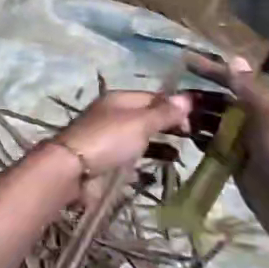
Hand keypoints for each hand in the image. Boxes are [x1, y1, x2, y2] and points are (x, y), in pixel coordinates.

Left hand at [51, 90, 195, 178]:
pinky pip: (130, 157)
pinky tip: (159, 170)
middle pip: (146, 117)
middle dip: (169, 126)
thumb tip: (187, 98)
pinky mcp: (104, 160)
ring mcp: (107, 138)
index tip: (197, 122)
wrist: (71, 170)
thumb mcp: (140, 123)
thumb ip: (163, 113)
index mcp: (118, 100)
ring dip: (159, 145)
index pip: (153, 97)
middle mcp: (112, 115)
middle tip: (194, 138)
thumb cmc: (108, 140)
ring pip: (139, 138)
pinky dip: (145, 161)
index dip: (175, 107)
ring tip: (180, 156)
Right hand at [186, 55, 268, 246]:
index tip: (187, 62)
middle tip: (171, 95)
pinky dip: (201, 141)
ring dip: (198, 119)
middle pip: (229, 103)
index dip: (216, 71)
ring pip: (220, 126)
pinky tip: (181, 136)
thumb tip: (234, 59)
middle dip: (202, 97)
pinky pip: (217, 149)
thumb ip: (250, 90)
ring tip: (171, 115)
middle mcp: (266, 123)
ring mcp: (253, 147)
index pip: (243, 82)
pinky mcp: (241, 169)